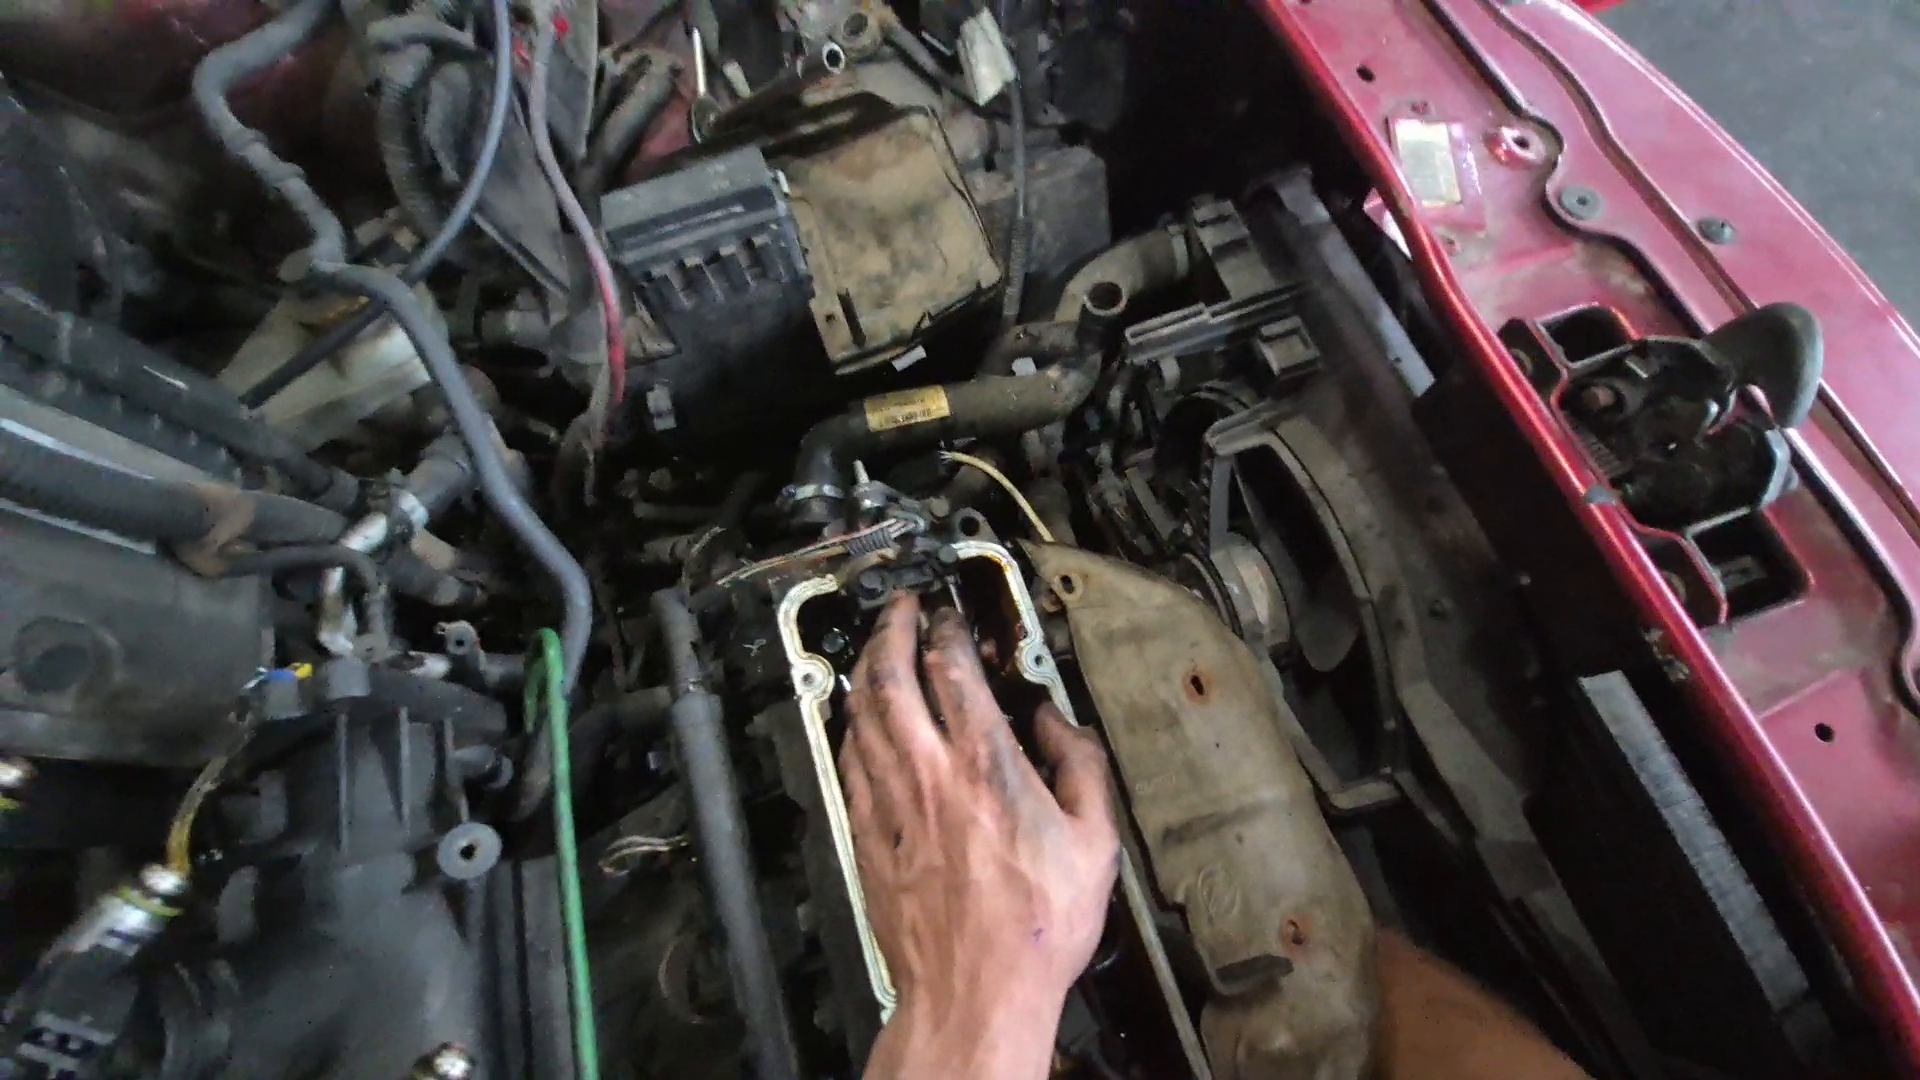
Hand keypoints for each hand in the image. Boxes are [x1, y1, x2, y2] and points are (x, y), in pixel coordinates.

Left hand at [841, 592, 1120, 1079]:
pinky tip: (859, 719)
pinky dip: (852, 726)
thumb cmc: (1034, 926)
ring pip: (862, 713)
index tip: (949, 619)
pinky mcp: (869, 833)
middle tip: (899, 608)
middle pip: (891, 677)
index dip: (946, 631)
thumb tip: (1058, 723)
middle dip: (892, 629)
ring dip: (866, 669)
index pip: (953, 670)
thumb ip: (1080, 766)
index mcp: (986, 767)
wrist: (975, 994)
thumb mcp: (1094, 842)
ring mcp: (892, 802)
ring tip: (876, 648)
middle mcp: (930, 773)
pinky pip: (849, 761)